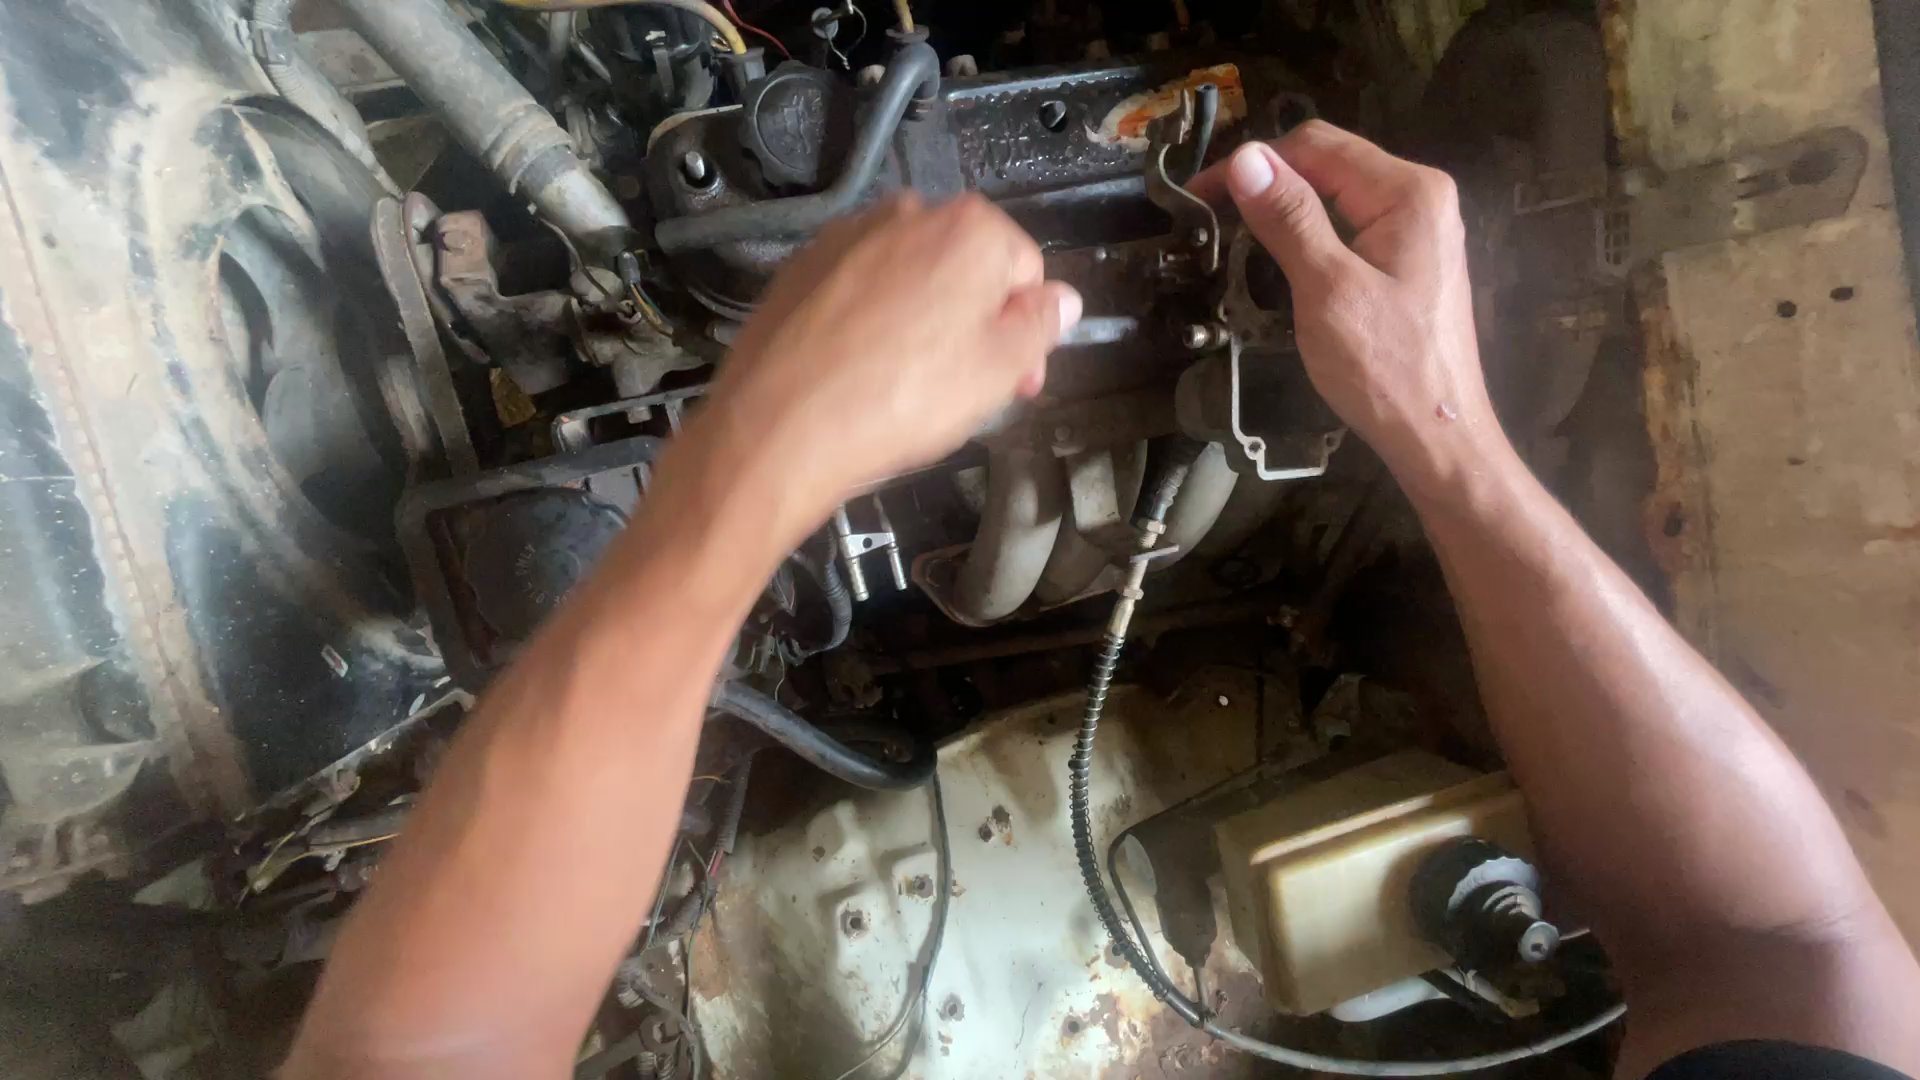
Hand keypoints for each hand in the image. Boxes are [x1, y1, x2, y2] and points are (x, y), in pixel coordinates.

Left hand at [700, 192, 1081, 505]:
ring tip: (910, 385)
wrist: (781, 427)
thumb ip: (1041, 326)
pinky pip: (860, 291)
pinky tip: (865, 371)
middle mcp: (907, 215)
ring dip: (926, 322)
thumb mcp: (998, 372)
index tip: (1019, 378)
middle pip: (967, 269)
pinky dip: (873, 323)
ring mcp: (848, 238)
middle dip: (978, 323)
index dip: (1029, 330)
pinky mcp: (803, 268)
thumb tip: (1060, 301)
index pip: (1027, 271)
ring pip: (912, 279)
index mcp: (969, 230)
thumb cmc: (901, 400)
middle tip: (969, 387)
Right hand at [1192, 120, 1506, 490]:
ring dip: (1282, 205)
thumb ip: (1290, 219)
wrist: (1433, 431)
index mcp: (1407, 191)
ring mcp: (1415, 230)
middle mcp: (1418, 196)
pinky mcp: (1404, 262)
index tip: (1198, 196)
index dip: (1251, 163)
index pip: (1317, 147)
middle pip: (1329, 164)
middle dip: (1265, 180)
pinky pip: (1346, 227)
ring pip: (1335, 196)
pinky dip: (1305, 231)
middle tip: (1207, 215)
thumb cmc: (1382, 366)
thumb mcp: (1327, 289)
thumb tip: (1246, 160)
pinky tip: (1276, 252)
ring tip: (1231, 231)